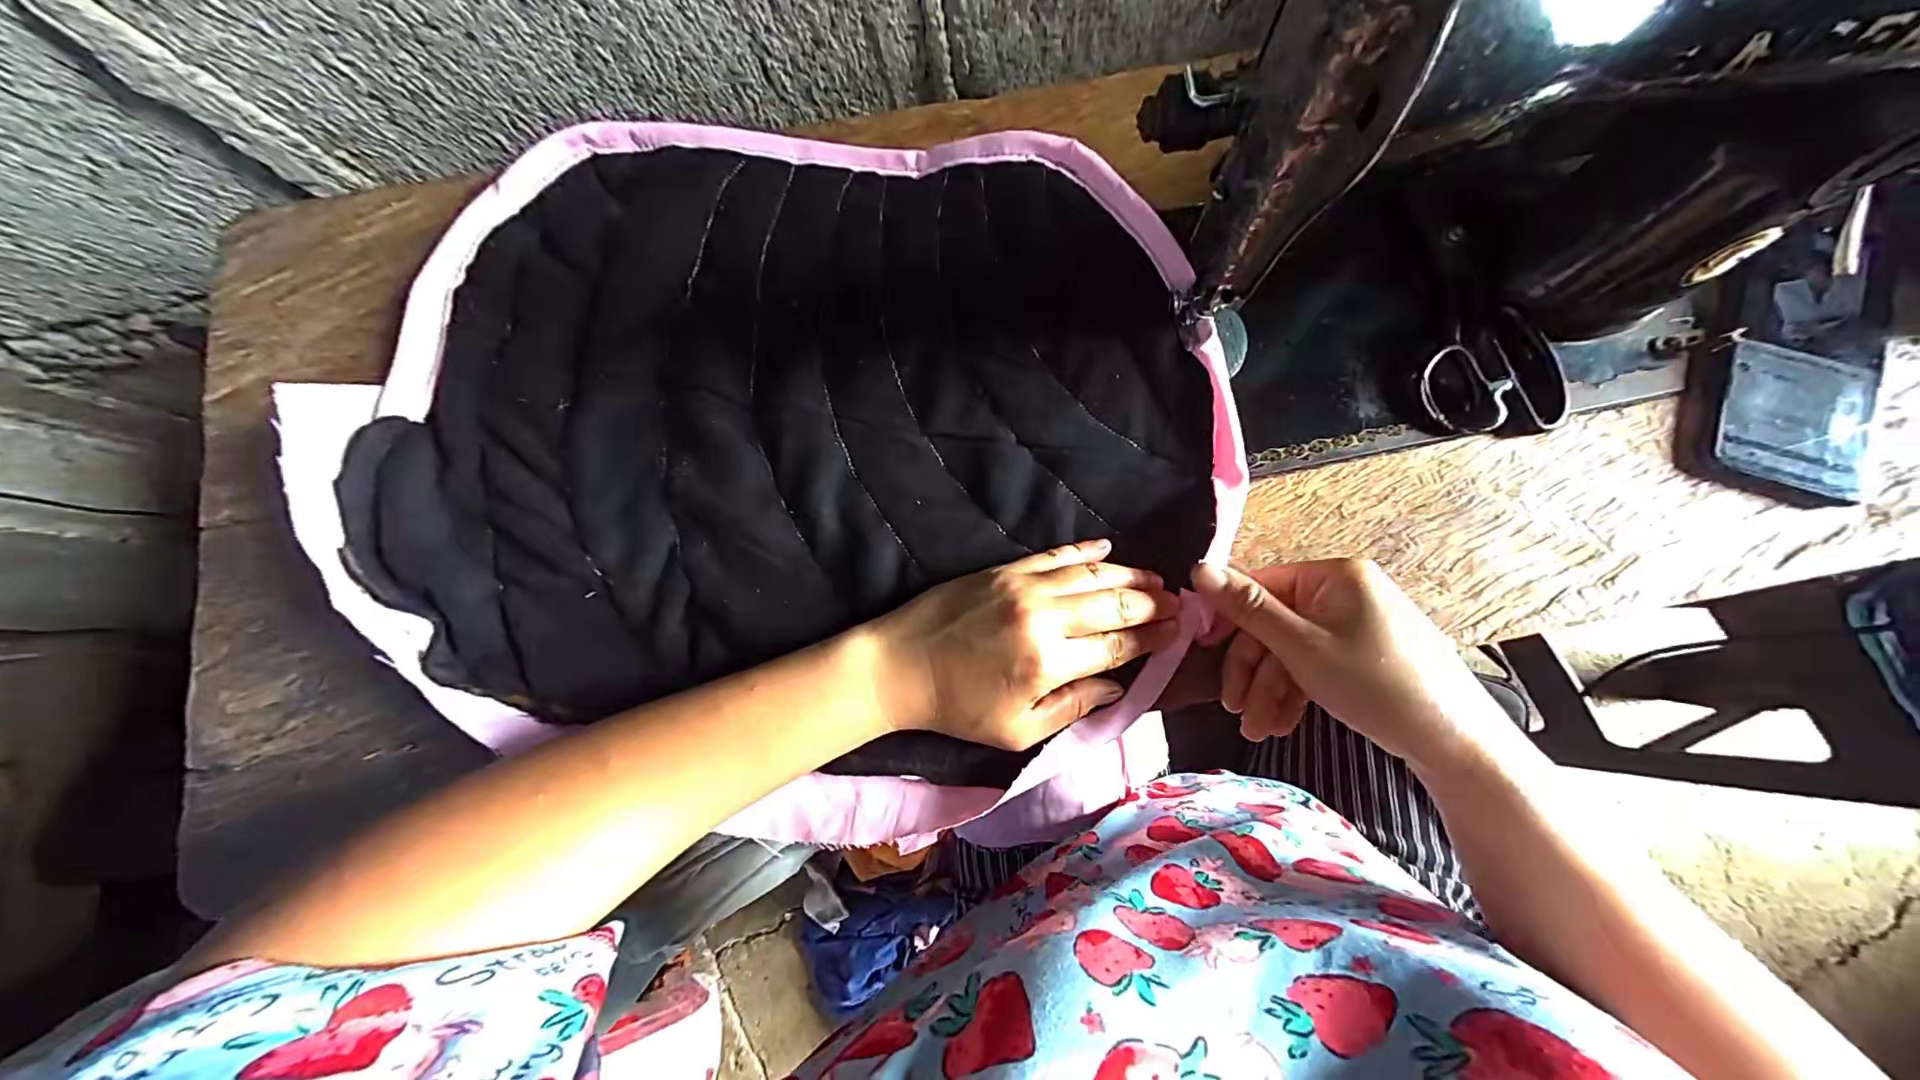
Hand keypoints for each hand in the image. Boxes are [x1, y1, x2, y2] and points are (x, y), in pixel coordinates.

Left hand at [872, 539, 1179, 750]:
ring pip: (1091, 575)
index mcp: (1049, 664)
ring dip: (1129, 574)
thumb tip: (1116, 686)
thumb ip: (1072, 708)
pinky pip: (1054, 556)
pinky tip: (1107, 550)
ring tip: (1156, 577)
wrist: (898, 666)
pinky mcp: (1003, 571)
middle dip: (1152, 603)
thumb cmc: (957, 707)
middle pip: (1114, 604)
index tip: (1178, 631)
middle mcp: (1043, 618)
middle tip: (1179, 602)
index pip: (1118, 646)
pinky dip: (1085, 552)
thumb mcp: (1017, 729)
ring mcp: (1022, 588)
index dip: (1153, 638)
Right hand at [1191, 559, 1516, 776]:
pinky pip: (1312, 664)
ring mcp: (1355, 624)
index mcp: (1334, 576)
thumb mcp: (1301, 646)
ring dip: (1268, 690)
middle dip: (1252, 672)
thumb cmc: (1381, 687)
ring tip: (1258, 728)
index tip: (1205, 654)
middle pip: (1272, 625)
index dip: (1229, 622)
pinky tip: (1281, 722)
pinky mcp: (1361, 654)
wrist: (1458, 745)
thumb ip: (1246, 607)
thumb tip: (1199, 568)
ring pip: (1289, 651)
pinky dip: (1293, 693)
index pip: (1259, 586)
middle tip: (1236, 707)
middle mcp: (1344, 593)